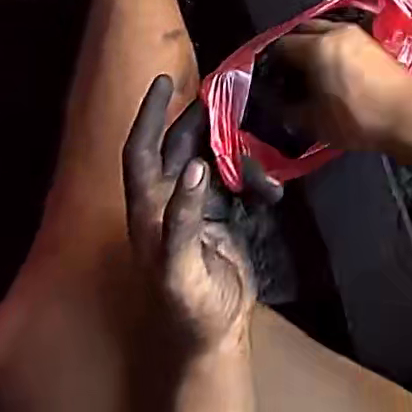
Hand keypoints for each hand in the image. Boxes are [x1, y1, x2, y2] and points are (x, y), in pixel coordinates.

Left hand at [123, 75, 253, 358]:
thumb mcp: (180, 269)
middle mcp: (171, 196)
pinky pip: (240, 177)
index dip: (149, 115)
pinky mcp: (225, 208)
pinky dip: (256, 177)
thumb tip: (194, 167)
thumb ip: (182, 219)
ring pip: (216, 156)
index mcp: (149, 209)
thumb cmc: (189, 306)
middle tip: (232, 97)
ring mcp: (200, 201)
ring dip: (239, 155)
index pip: (141, 151)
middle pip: (183, 142)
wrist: (218, 331)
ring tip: (260, 178)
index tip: (164, 80)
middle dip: (204, 119)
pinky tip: (271, 193)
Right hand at [267, 19, 411, 152]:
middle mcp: (336, 32)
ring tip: (307, 67)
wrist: (406, 116)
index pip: (282, 45)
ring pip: (324, 29)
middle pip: (302, 29)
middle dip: (290, 46)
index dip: (270, 60)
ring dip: (311, 42)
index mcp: (317, 47)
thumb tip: (276, 103)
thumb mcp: (314, 122)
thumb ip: (288, 109)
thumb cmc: (359, 120)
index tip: (268, 75)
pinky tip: (331, 67)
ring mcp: (357, 33)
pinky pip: (342, 36)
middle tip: (284, 69)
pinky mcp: (372, 41)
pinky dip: (330, 45)